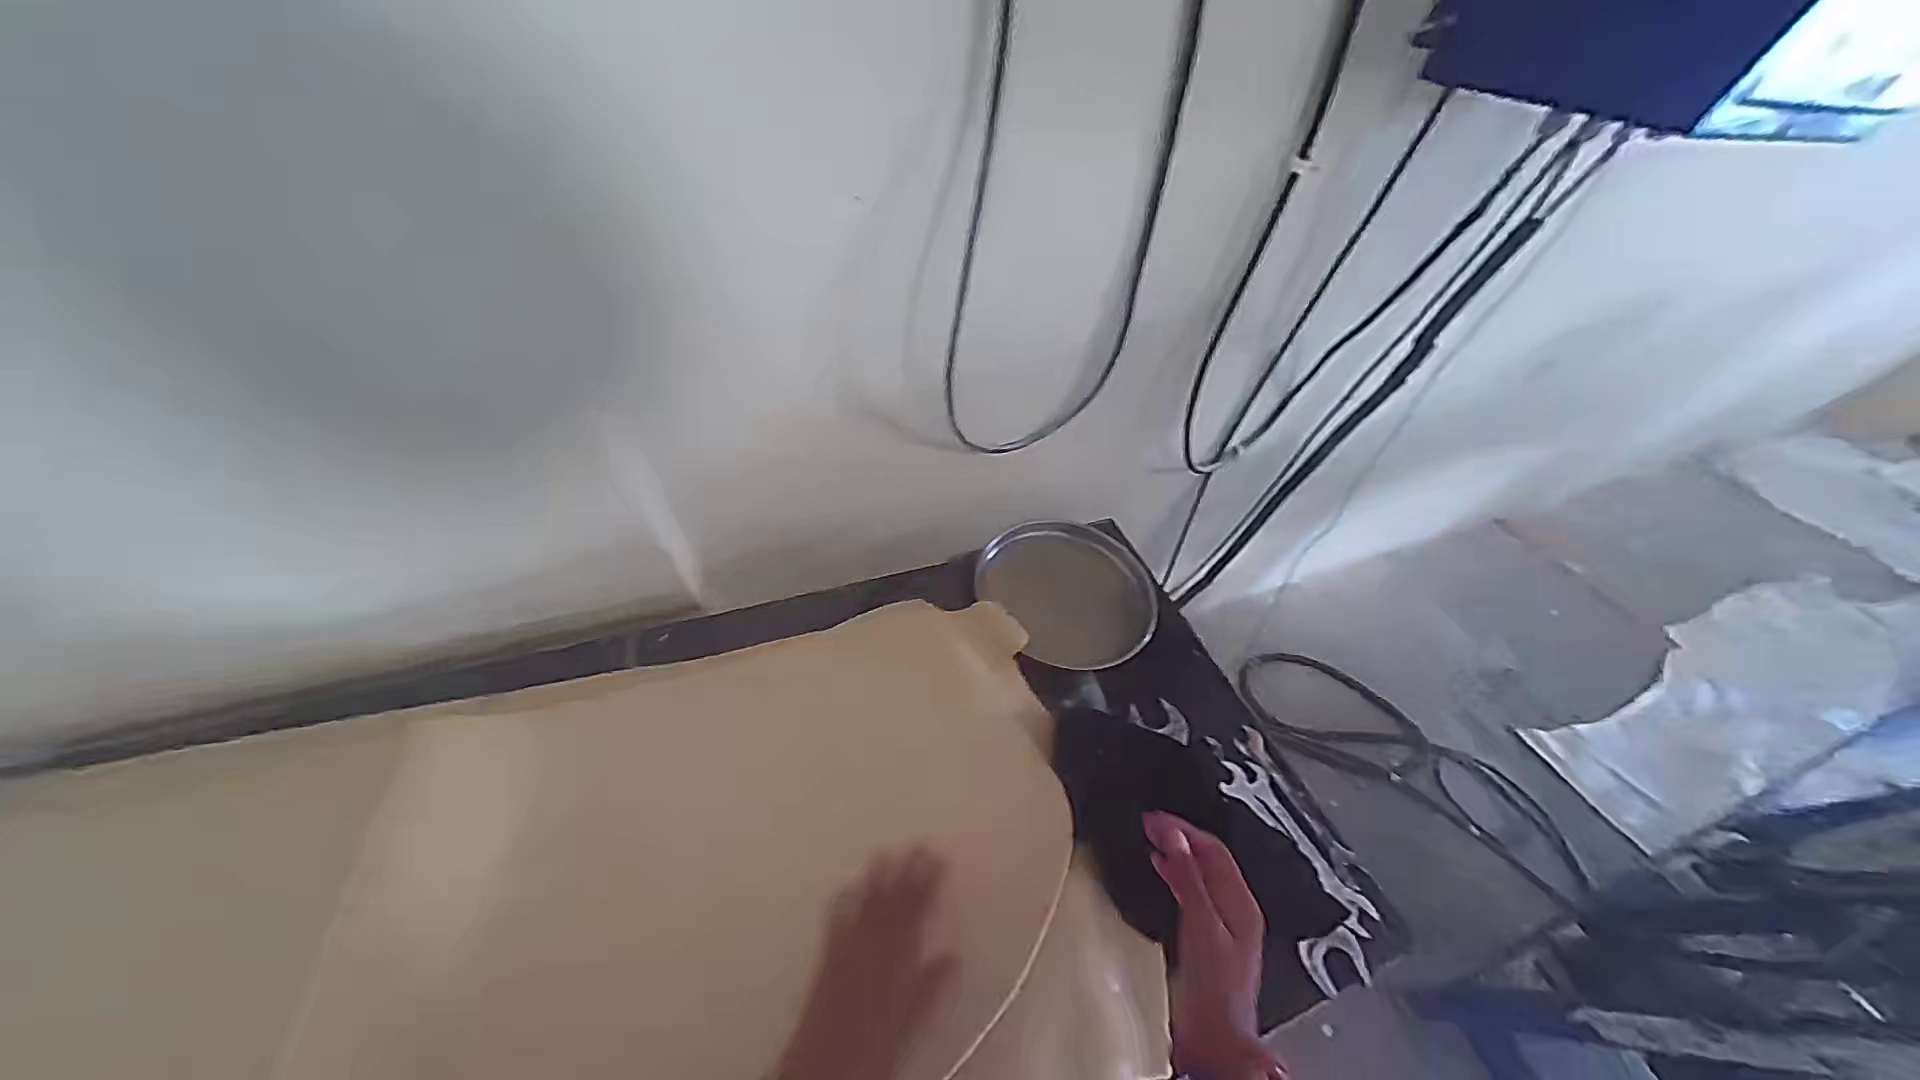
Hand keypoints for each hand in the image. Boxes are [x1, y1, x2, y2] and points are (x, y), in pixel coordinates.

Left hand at [773, 848, 957, 1079]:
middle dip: (905, 871)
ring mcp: (847, 950)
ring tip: (883, 853)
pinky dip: (843, 902)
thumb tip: (952, 958)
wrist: (824, 1068)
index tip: (938, 857)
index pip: (917, 910)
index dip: (928, 882)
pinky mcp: (826, 960)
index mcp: (898, 960)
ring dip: (875, 878)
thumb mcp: (911, 1023)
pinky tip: (844, 887)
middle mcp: (872, 947)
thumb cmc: (875, 1049)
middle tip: (916, 844)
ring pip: (865, 904)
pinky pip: (836, 921)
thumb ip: (930, 989)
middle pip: (892, 901)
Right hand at [1145, 812, 1285, 1079]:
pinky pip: (1193, 890)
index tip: (1155, 818)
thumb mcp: (1199, 923)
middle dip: (1180, 836)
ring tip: (1154, 839)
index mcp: (1240, 902)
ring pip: (1200, 873)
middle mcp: (1236, 909)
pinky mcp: (1209, 937)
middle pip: (1209, 858)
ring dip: (1177, 853)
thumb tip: (1174, 836)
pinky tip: (1163, 872)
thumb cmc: (1214, 990)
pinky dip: (1176, 873)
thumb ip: (1187, 877)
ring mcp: (1224, 924)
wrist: (1215, 1040)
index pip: (1213, 849)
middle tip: (1151, 823)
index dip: (1183, 828)